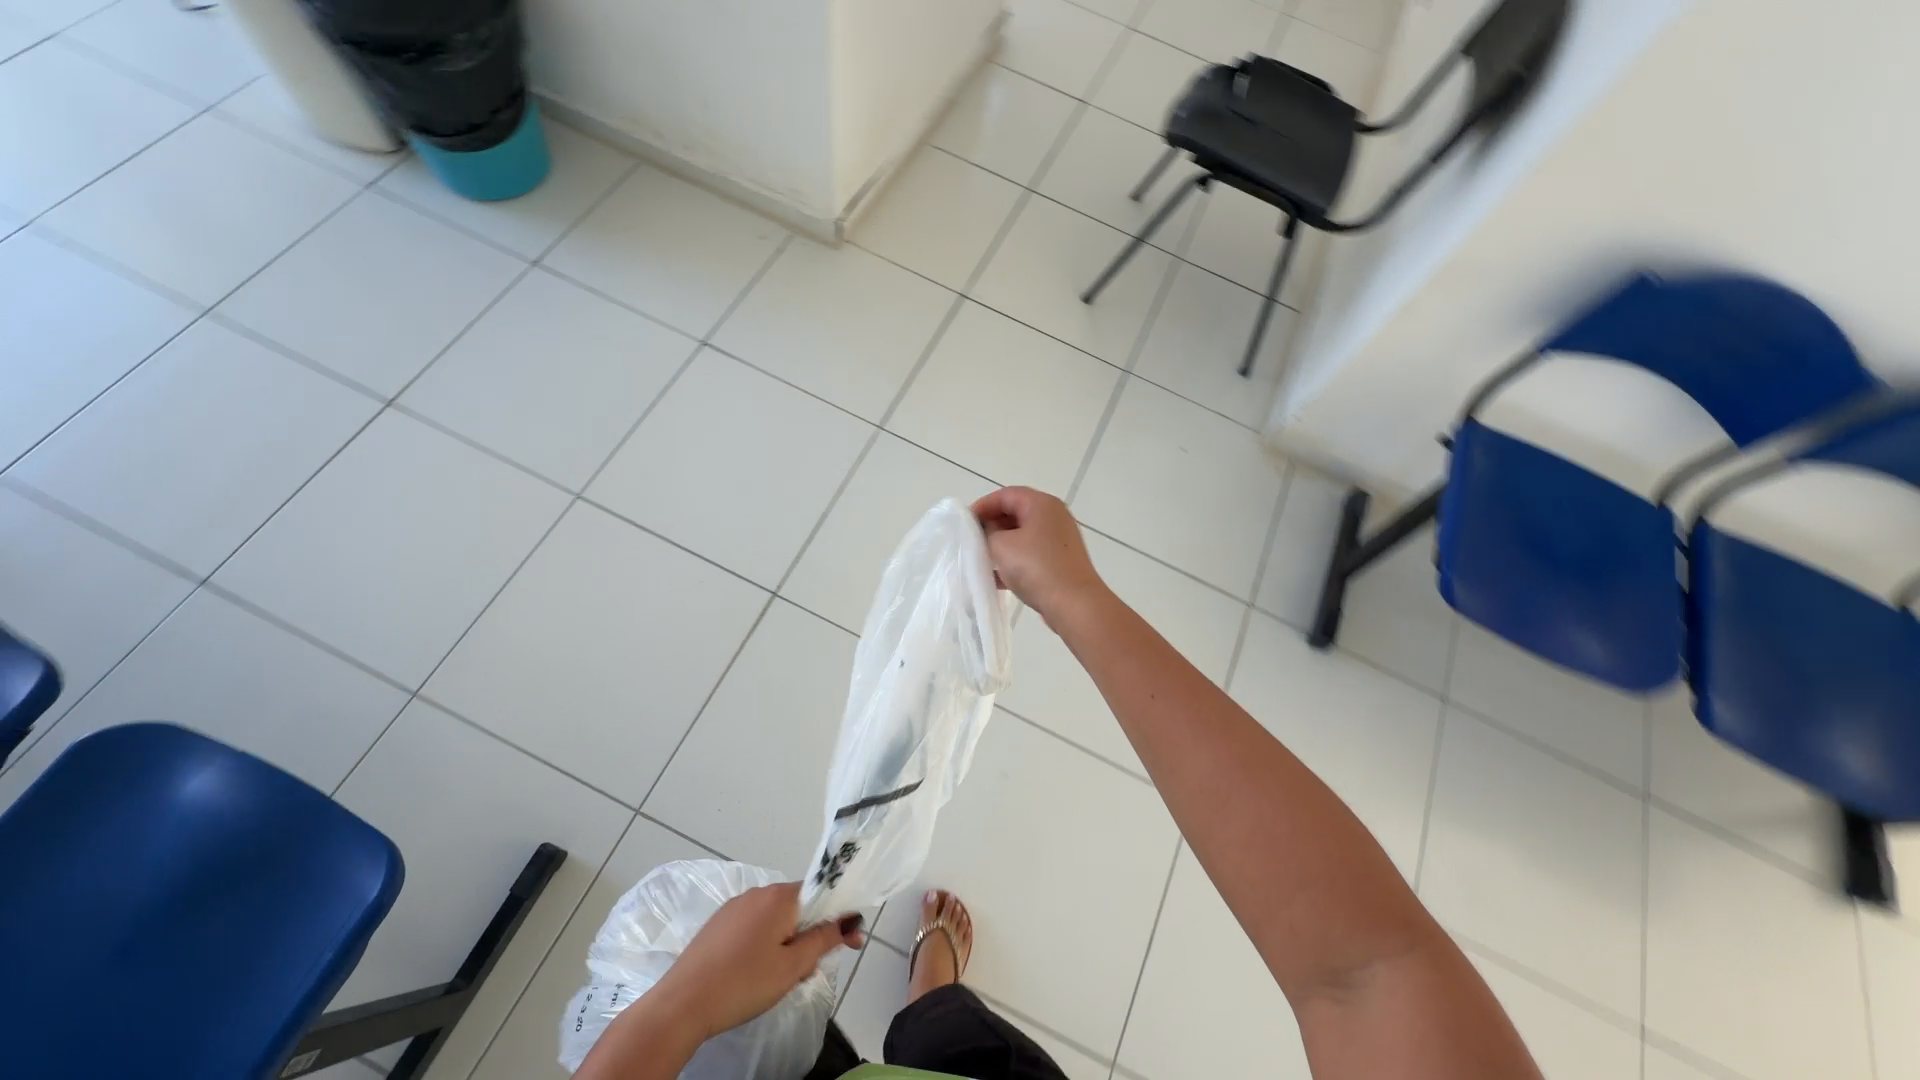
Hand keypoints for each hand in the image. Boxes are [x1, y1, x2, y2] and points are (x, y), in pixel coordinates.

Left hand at [655, 883, 863, 1039]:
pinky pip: (754, 926)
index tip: (851, 944)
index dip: (839, 917)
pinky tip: (756, 972)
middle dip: (810, 934)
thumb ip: (824, 940)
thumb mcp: (792, 966)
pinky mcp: (718, 923)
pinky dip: (765, 943)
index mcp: (780, 896)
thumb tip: (849, 921)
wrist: (682, 1004)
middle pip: (799, 906)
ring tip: (780, 978)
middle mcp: (758, 892)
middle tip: (808, 971)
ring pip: (776, 918)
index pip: (822, 894)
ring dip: (788, 942)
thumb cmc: (744, 983)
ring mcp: (735, 906)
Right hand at [971, 487, 1109, 624]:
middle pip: (1015, 513)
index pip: (1005, 495)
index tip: (964, 523)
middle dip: (991, 525)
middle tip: (971, 541)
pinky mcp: (1060, 562)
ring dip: (1000, 545)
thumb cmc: (1036, 567)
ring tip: (980, 559)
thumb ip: (987, 532)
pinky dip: (1013, 561)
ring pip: (1022, 536)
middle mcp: (1053, 517)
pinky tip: (995, 578)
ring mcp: (1059, 540)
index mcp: (1041, 504)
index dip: (982, 506)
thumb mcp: (1001, 545)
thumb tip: (988, 531)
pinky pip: (1030, 555)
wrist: (1074, 604)